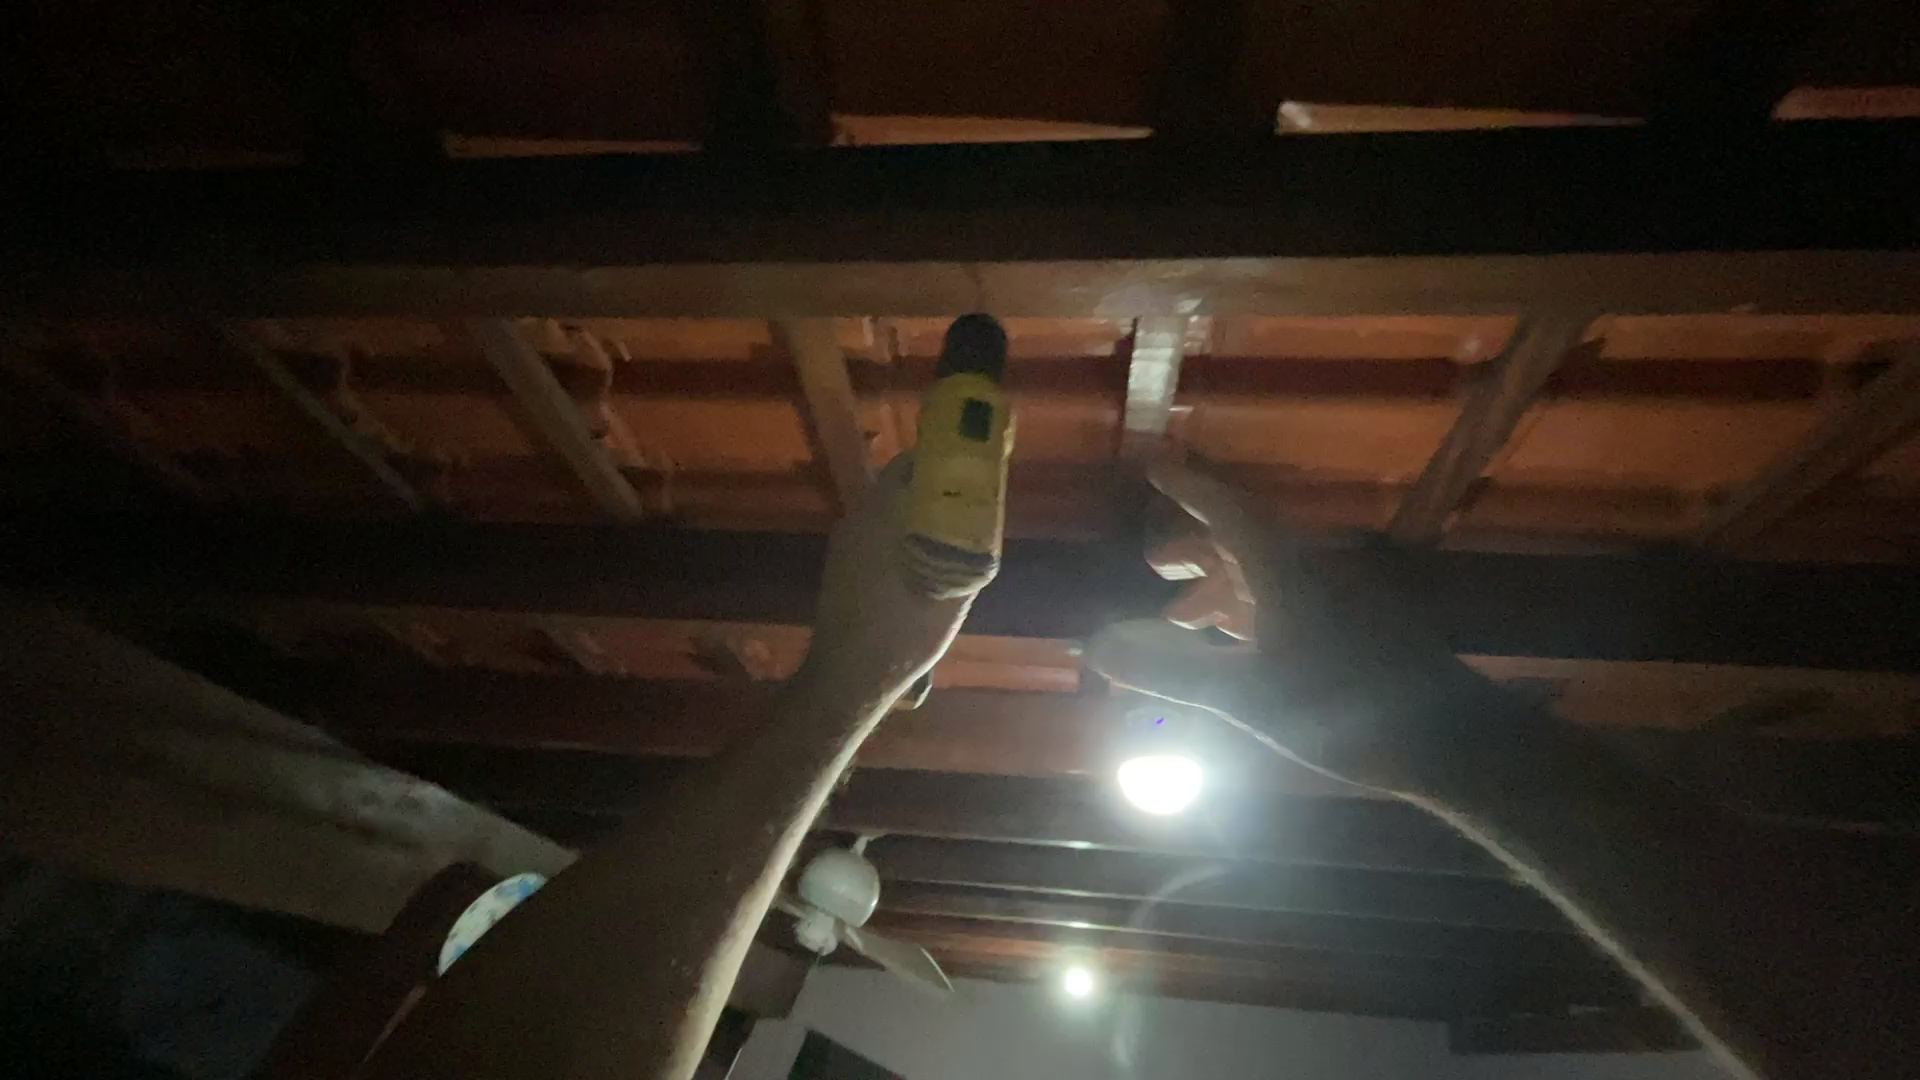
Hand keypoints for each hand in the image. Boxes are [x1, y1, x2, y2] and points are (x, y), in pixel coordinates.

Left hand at [801, 454, 976, 696]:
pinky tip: (918, 559)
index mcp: (884, 515)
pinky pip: (872, 531)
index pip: (912, 464)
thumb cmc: (904, 633)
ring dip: (913, 511)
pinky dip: (896, 532)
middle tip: (962, 501)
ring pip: (884, 508)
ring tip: (946, 532)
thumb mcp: (952, 595)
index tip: (968, 468)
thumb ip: (966, 553)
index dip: (942, 461)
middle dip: (930, 487)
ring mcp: (844, 540)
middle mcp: (858, 518)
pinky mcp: (838, 561)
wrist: (849, 674)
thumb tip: (981, 529)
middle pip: (897, 484)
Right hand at [1085, 463, 1510, 795]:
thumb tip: (1097, 647)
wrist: (1454, 742)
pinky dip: (1245, 616)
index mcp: (1283, 573)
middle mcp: (1308, 574)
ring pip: (1262, 578)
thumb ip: (1170, 671)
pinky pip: (1281, 605)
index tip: (1155, 467)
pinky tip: (1232, 648)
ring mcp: (1332, 602)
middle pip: (1243, 543)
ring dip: (1218, 588)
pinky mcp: (1349, 630)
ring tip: (1178, 618)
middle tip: (1155, 564)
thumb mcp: (1245, 696)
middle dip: (1195, 549)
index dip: (1189, 488)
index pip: (1228, 512)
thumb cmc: (1346, 709)